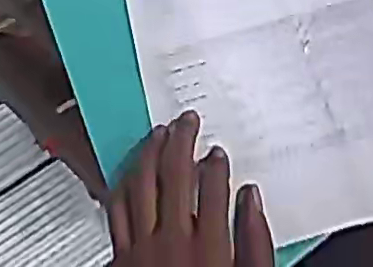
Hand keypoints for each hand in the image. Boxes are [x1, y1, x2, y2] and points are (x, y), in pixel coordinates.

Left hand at [109, 110, 272, 266]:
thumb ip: (256, 245)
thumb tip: (252, 200)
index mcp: (208, 249)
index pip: (213, 184)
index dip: (216, 162)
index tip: (218, 153)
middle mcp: (172, 241)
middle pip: (175, 171)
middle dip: (183, 138)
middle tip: (188, 120)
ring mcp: (141, 249)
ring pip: (142, 182)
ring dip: (150, 150)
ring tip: (159, 132)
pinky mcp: (120, 259)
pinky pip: (117, 208)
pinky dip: (124, 182)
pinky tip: (130, 171)